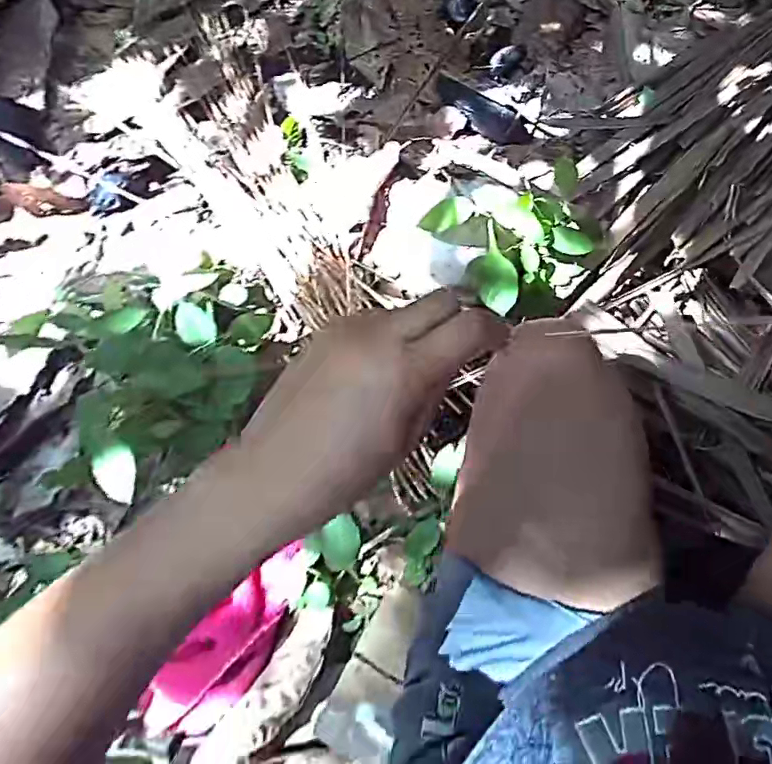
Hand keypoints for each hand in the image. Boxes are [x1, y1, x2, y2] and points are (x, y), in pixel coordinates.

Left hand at [232, 290, 505, 522]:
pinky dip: (393, 334)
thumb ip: (437, 387)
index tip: (502, 342)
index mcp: (405, 367)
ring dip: (426, 327)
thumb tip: (456, 359)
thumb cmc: (345, 472)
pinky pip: (379, 319)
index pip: (470, 324)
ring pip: (410, 309)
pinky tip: (377, 369)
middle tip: (467, 345)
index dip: (495, 329)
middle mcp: (380, 332)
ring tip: (415, 365)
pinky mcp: (329, 327)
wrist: (268, 472)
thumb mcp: (407, 438)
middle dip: (464, 316)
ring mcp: (351, 324)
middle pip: (444, 298)